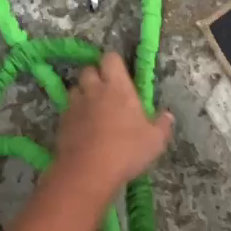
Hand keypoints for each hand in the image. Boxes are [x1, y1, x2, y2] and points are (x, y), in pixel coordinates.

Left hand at [52, 53, 171, 195]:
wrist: (88, 172)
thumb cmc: (126, 150)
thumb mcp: (155, 141)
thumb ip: (162, 125)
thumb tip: (168, 115)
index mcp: (118, 87)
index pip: (111, 58)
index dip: (114, 63)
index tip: (120, 74)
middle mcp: (94, 90)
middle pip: (88, 70)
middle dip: (95, 76)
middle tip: (106, 92)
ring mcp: (75, 105)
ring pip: (75, 89)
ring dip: (82, 94)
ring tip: (92, 109)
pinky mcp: (62, 122)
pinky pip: (67, 110)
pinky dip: (74, 115)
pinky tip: (82, 129)